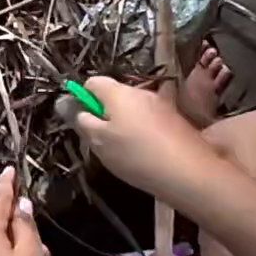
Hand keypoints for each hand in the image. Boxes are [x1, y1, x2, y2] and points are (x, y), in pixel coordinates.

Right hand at [68, 76, 225, 199]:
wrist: (189, 173)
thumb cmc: (135, 155)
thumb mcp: (99, 141)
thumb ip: (81, 120)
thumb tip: (66, 104)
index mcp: (118, 92)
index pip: (92, 82)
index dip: (83, 97)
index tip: (83, 120)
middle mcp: (141, 92)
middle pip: (114, 95)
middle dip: (105, 112)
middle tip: (102, 140)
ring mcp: (161, 105)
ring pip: (133, 109)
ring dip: (124, 123)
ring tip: (124, 150)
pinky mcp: (176, 120)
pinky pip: (150, 120)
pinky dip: (143, 132)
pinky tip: (145, 153)